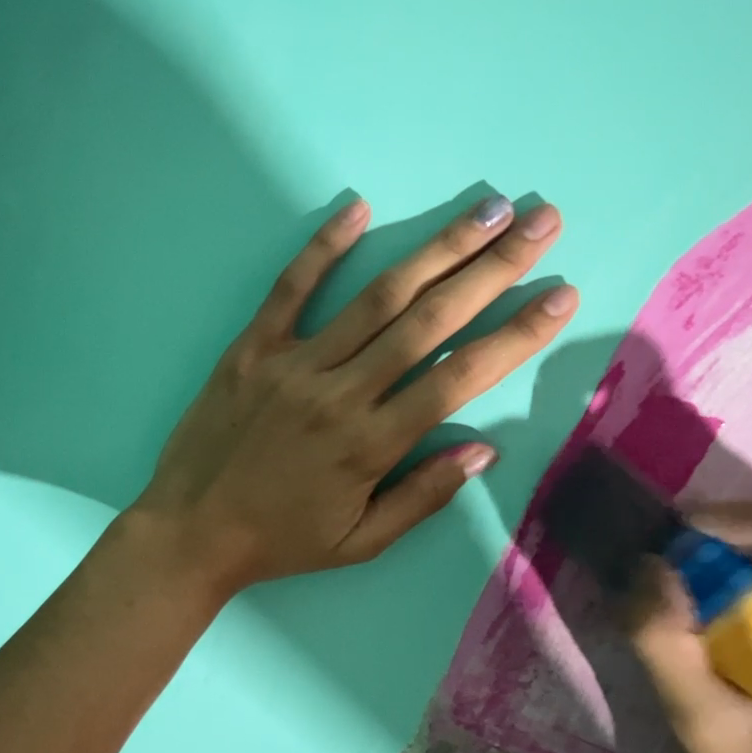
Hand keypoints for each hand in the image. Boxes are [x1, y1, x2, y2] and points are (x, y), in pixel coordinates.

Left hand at [126, 193, 578, 594]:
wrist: (190, 531)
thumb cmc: (280, 540)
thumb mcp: (359, 543)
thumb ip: (422, 497)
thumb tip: (484, 448)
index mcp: (372, 443)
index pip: (461, 377)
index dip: (517, 333)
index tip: (562, 293)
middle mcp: (340, 393)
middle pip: (429, 321)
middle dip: (492, 268)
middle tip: (542, 222)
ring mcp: (293, 364)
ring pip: (375, 298)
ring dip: (436, 250)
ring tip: (487, 210)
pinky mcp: (250, 349)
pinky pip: (290, 289)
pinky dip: (323, 248)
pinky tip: (359, 209)